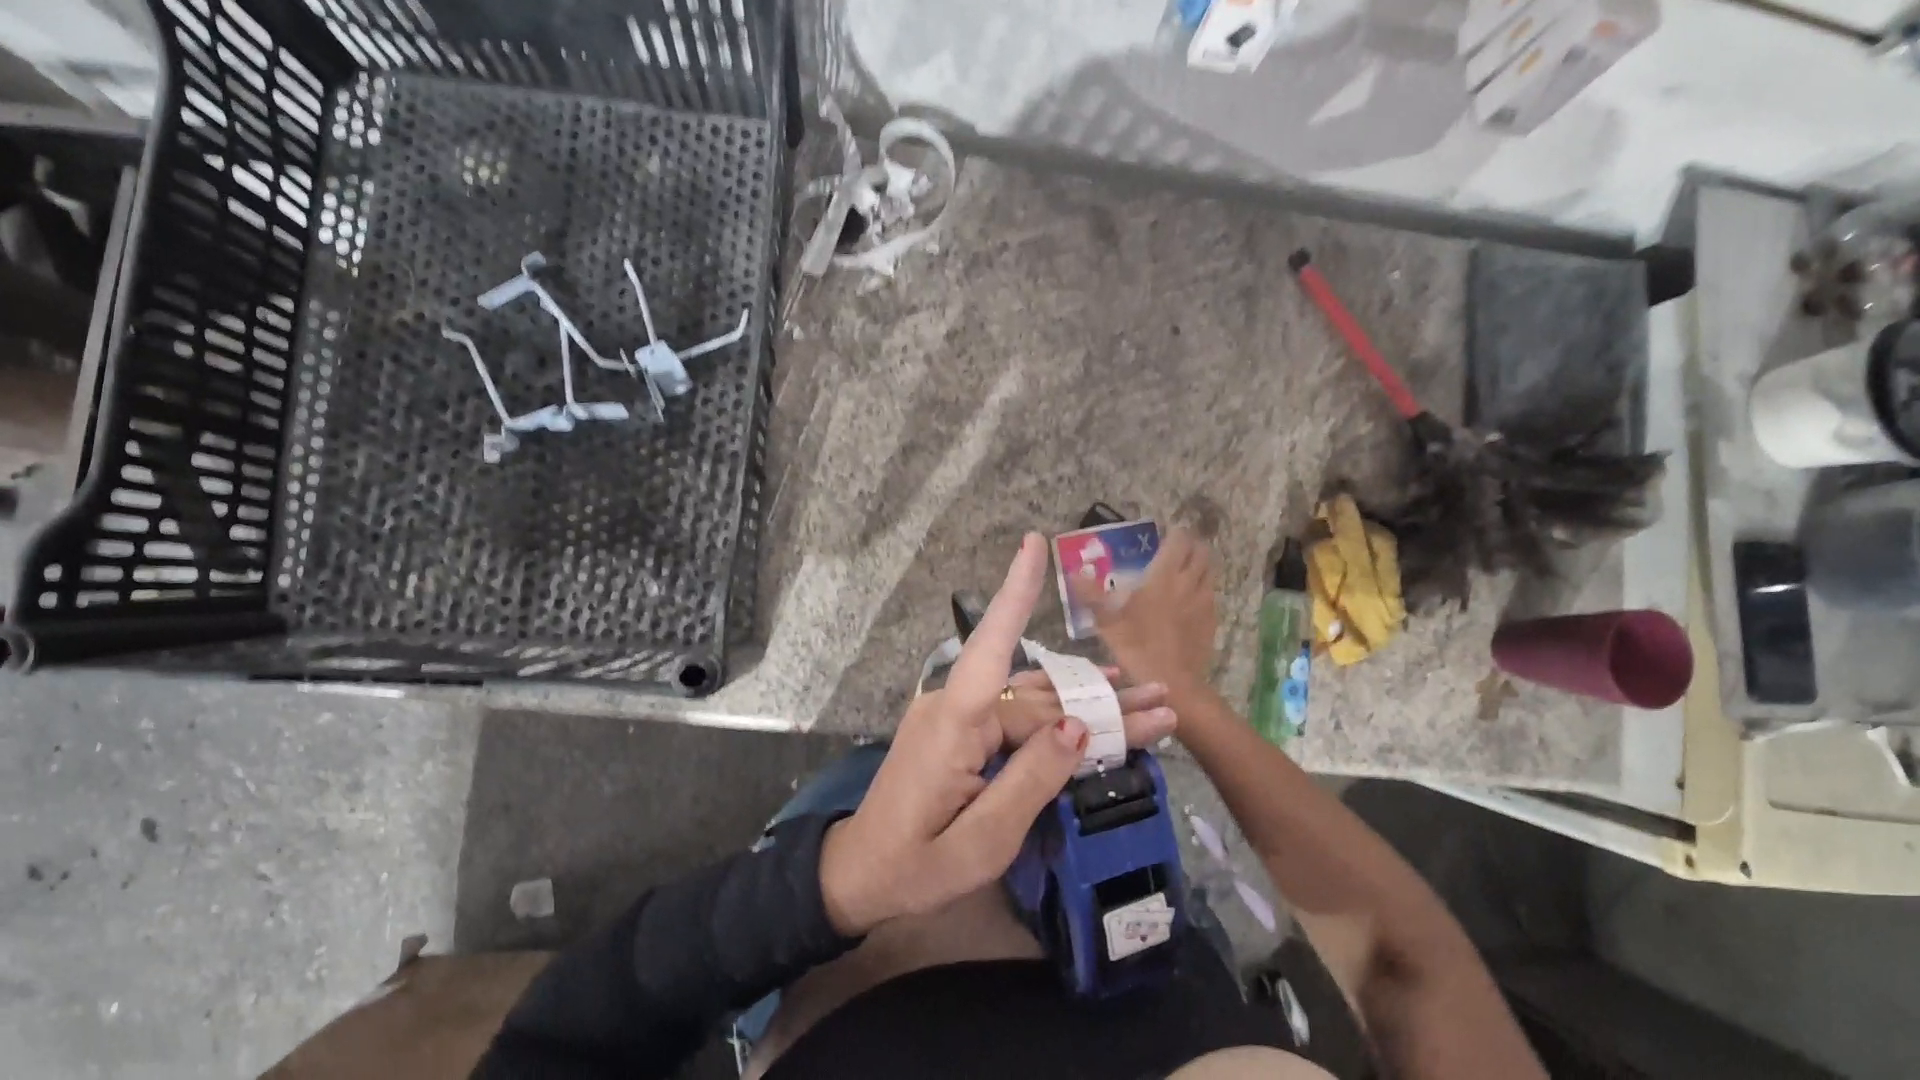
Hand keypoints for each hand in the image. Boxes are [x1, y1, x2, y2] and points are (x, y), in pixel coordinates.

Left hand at [818, 533, 1177, 936]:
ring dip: (1089, 705)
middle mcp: (956, 708)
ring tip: (1150, 703)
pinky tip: (1095, 715)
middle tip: (1167, 702)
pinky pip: (1016, 720)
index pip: (992, 645)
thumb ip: (1032, 780)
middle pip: (1040, 694)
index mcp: (954, 725)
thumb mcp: (983, 840)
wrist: (861, 877)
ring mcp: (958, 720)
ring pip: (1034, 704)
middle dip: (1104, 699)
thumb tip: (1079, 727)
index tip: (1034, 543)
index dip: (1015, 592)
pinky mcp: (961, 735)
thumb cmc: (916, 865)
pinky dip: (1057, 720)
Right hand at [1071, 526, 1219, 698]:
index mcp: (1164, 577)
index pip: (1179, 542)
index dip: (1176, 534)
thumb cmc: (1137, 648)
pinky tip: (1190, 600)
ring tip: (1186, 569)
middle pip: (1201, 552)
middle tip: (1178, 548)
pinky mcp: (1212, 620)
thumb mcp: (1107, 622)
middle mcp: (1189, 583)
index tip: (1167, 534)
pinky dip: (1203, 588)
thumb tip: (1074, 571)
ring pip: (1210, 571)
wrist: (1174, 684)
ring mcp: (1204, 601)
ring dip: (1201, 565)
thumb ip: (1091, 594)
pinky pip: (1211, 594)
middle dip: (1192, 545)